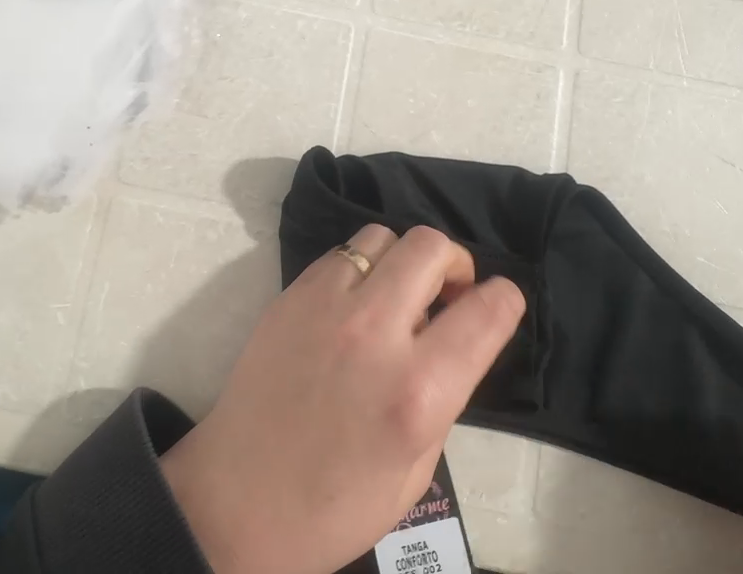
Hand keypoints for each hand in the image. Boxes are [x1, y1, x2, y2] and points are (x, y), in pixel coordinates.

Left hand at [159, 224, 526, 573]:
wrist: (237, 501)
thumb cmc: (335, 506)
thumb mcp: (417, 468)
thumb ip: (441, 394)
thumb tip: (449, 341)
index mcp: (417, 391)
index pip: (485, 312)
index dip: (505, 300)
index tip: (500, 302)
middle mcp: (373, 333)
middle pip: (430, 247)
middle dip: (454, 263)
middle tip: (447, 293)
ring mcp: (323, 306)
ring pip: (381, 236)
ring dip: (401, 260)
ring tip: (395, 296)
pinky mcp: (288, 297)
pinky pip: (338, 255)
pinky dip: (359, 268)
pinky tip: (353, 304)